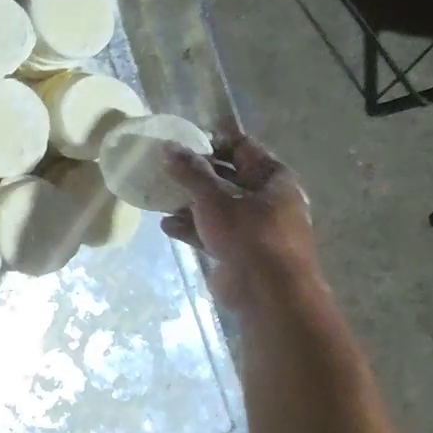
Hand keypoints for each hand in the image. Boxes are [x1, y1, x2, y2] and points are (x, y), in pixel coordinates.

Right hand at [162, 130, 324, 313]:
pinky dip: (191, 227)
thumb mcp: (214, 197)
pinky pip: (212, 231)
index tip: (182, 141)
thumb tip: (167, 147)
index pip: (243, 147)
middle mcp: (267, 199)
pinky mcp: (240, 249)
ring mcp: (254, 226)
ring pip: (217, 206)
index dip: (213, 141)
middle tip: (164, 169)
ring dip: (189, 202)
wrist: (268, 291)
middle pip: (227, 177)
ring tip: (160, 198)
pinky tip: (168, 226)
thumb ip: (189, 171)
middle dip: (195, 174)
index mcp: (273, 179)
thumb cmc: (248, 233)